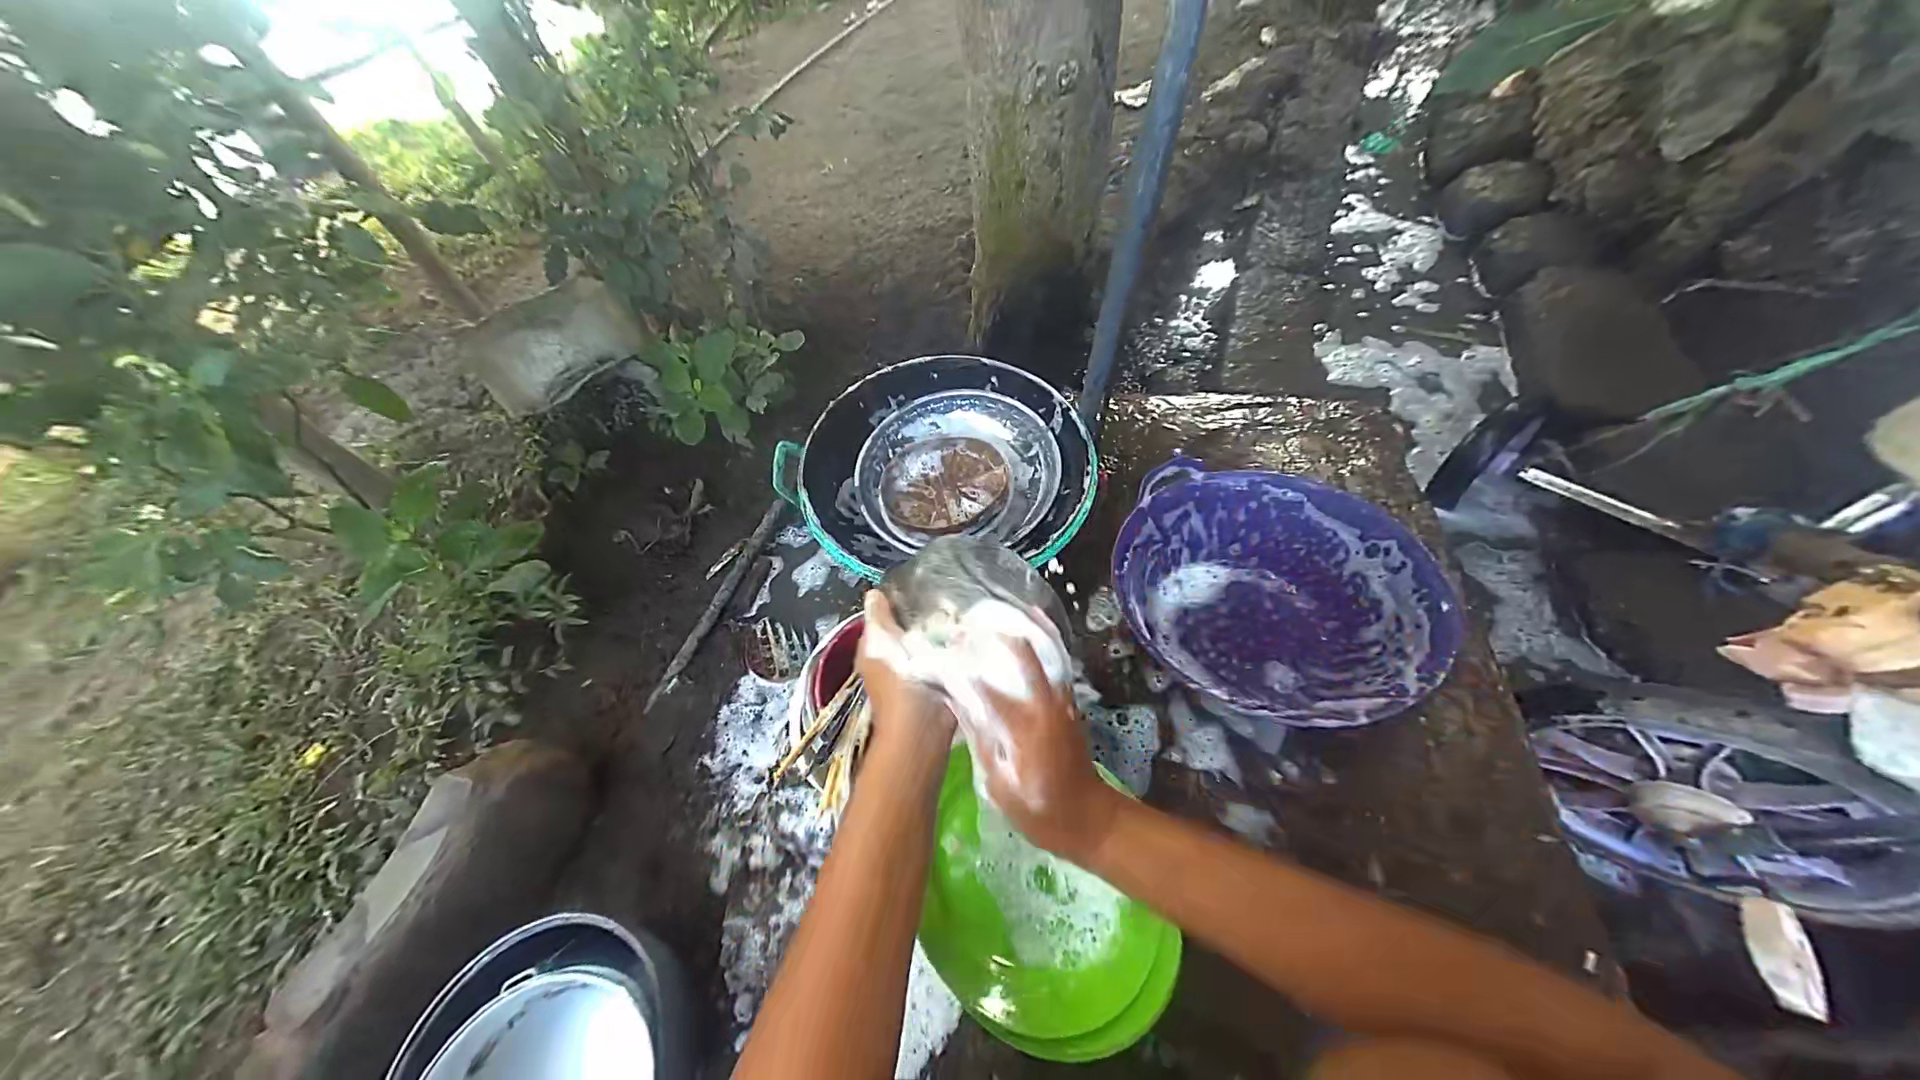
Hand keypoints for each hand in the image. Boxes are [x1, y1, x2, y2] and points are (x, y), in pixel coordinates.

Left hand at [857, 591, 954, 757]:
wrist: (923, 723)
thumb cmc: (897, 678)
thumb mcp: (882, 640)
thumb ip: (878, 617)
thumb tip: (873, 594)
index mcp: (872, 650)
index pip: (881, 621)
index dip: (895, 605)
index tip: (917, 587)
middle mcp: (890, 663)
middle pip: (906, 633)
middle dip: (921, 620)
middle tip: (942, 598)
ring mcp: (914, 675)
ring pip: (926, 646)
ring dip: (938, 635)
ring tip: (957, 613)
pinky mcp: (937, 684)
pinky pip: (944, 660)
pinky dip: (951, 652)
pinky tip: (964, 638)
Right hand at [964, 635, 1120, 862]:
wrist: (1090, 819)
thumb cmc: (1040, 812)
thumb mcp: (1002, 788)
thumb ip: (982, 744)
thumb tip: (961, 707)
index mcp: (1024, 730)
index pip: (988, 690)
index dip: (963, 669)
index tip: (943, 653)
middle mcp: (1045, 708)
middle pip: (1025, 660)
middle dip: (1001, 639)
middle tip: (974, 625)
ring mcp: (1062, 705)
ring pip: (1048, 658)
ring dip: (1028, 634)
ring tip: (1009, 611)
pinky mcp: (1071, 707)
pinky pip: (1059, 668)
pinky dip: (1049, 645)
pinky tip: (1038, 629)